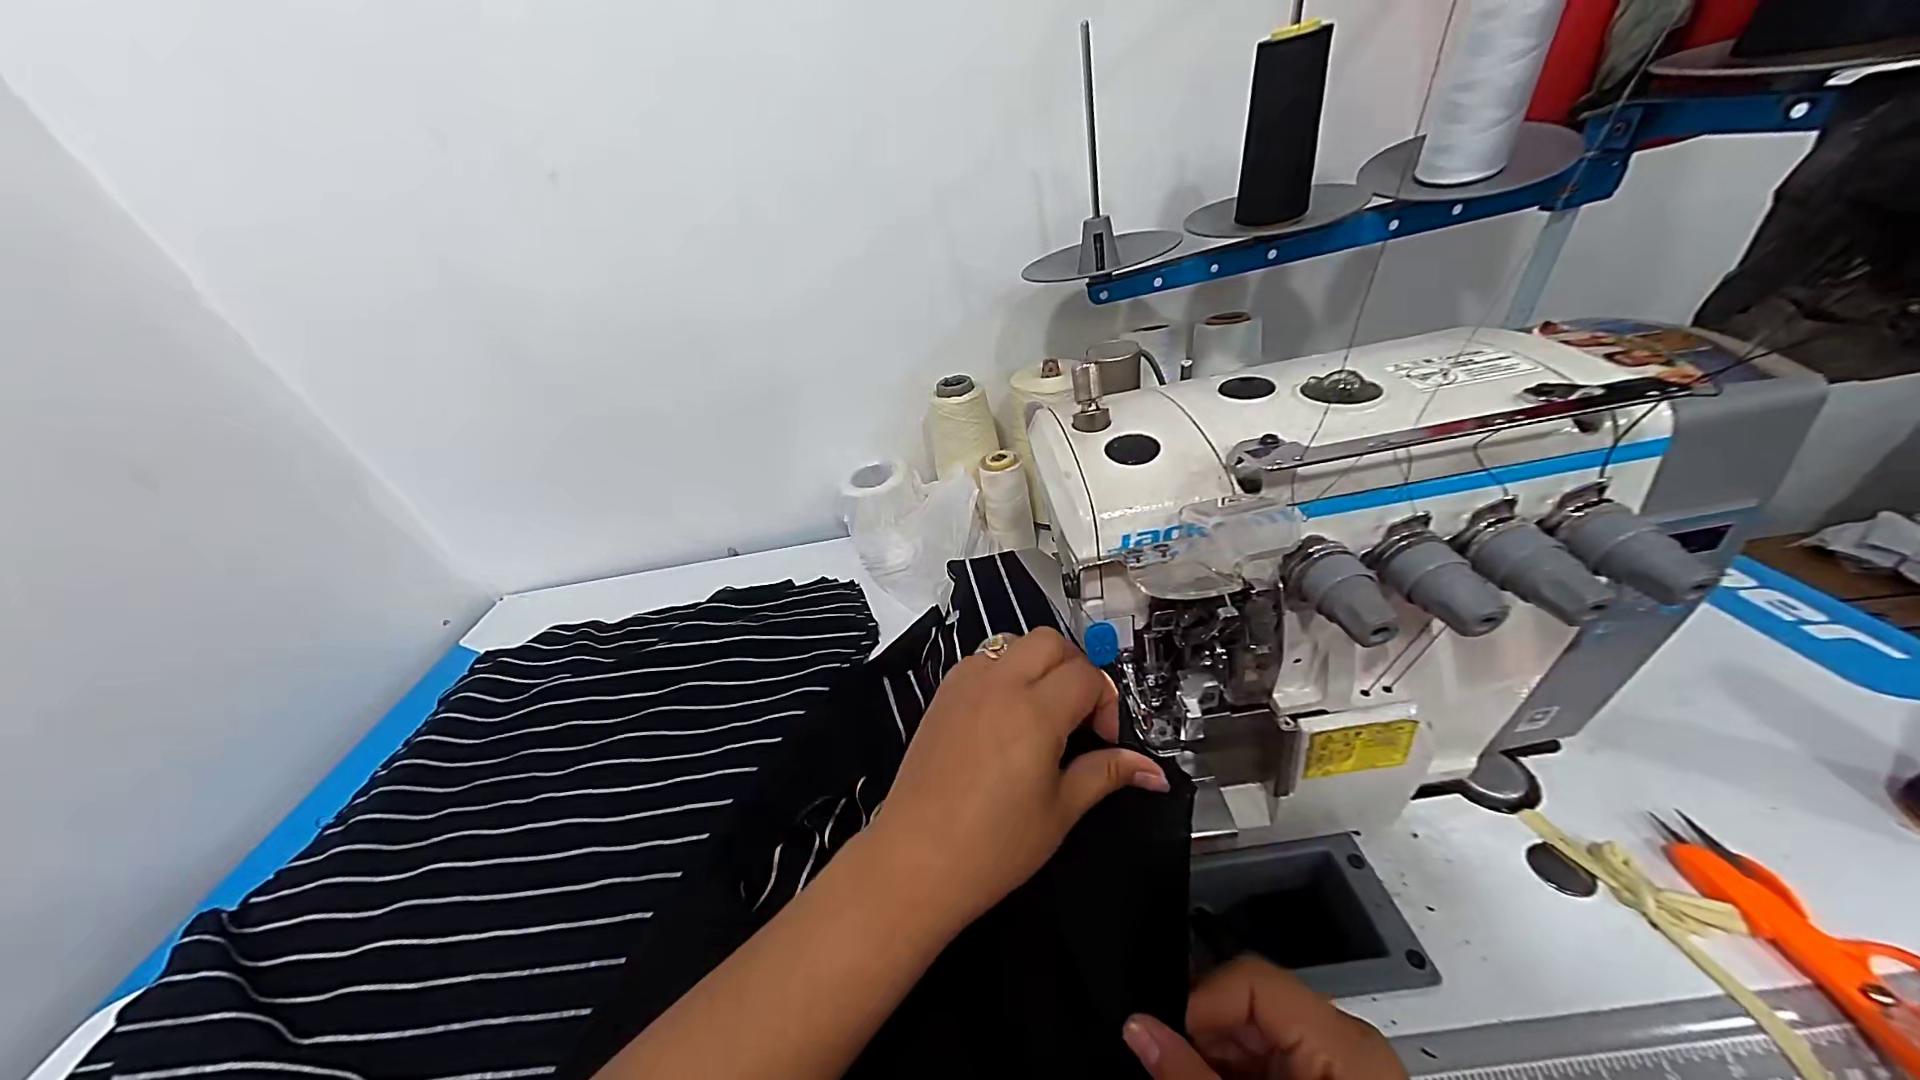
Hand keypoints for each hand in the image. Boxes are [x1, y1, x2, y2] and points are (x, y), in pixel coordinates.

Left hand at [863, 628, 1168, 927]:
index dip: (1106, 703)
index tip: (1104, 737)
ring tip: (1045, 712)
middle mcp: (997, 686)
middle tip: (1081, 714)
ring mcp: (964, 686)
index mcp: (1033, 712)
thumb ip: (1106, 774)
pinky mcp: (942, 695)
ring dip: (1038, 665)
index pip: (1086, 676)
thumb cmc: (988, 846)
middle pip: (1051, 643)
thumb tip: (1148, 770)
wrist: (916, 860)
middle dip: (1076, 669)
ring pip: (1013, 643)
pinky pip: (982, 660)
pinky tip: (1007, 715)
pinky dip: (1004, 672)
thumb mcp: (1060, 810)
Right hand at [1122, 955, 1407, 1079]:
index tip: (1164, 1034)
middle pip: (1251, 1003)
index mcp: (1342, 1044)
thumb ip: (1190, 1076)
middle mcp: (1348, 1044)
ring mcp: (1344, 1065)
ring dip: (1219, 1057)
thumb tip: (1139, 1029)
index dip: (1198, 1002)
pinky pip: (1274, 1057)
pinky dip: (1241, 1074)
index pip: (1249, 980)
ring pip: (1257, 1031)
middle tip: (1175, 1068)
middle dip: (1205, 1035)